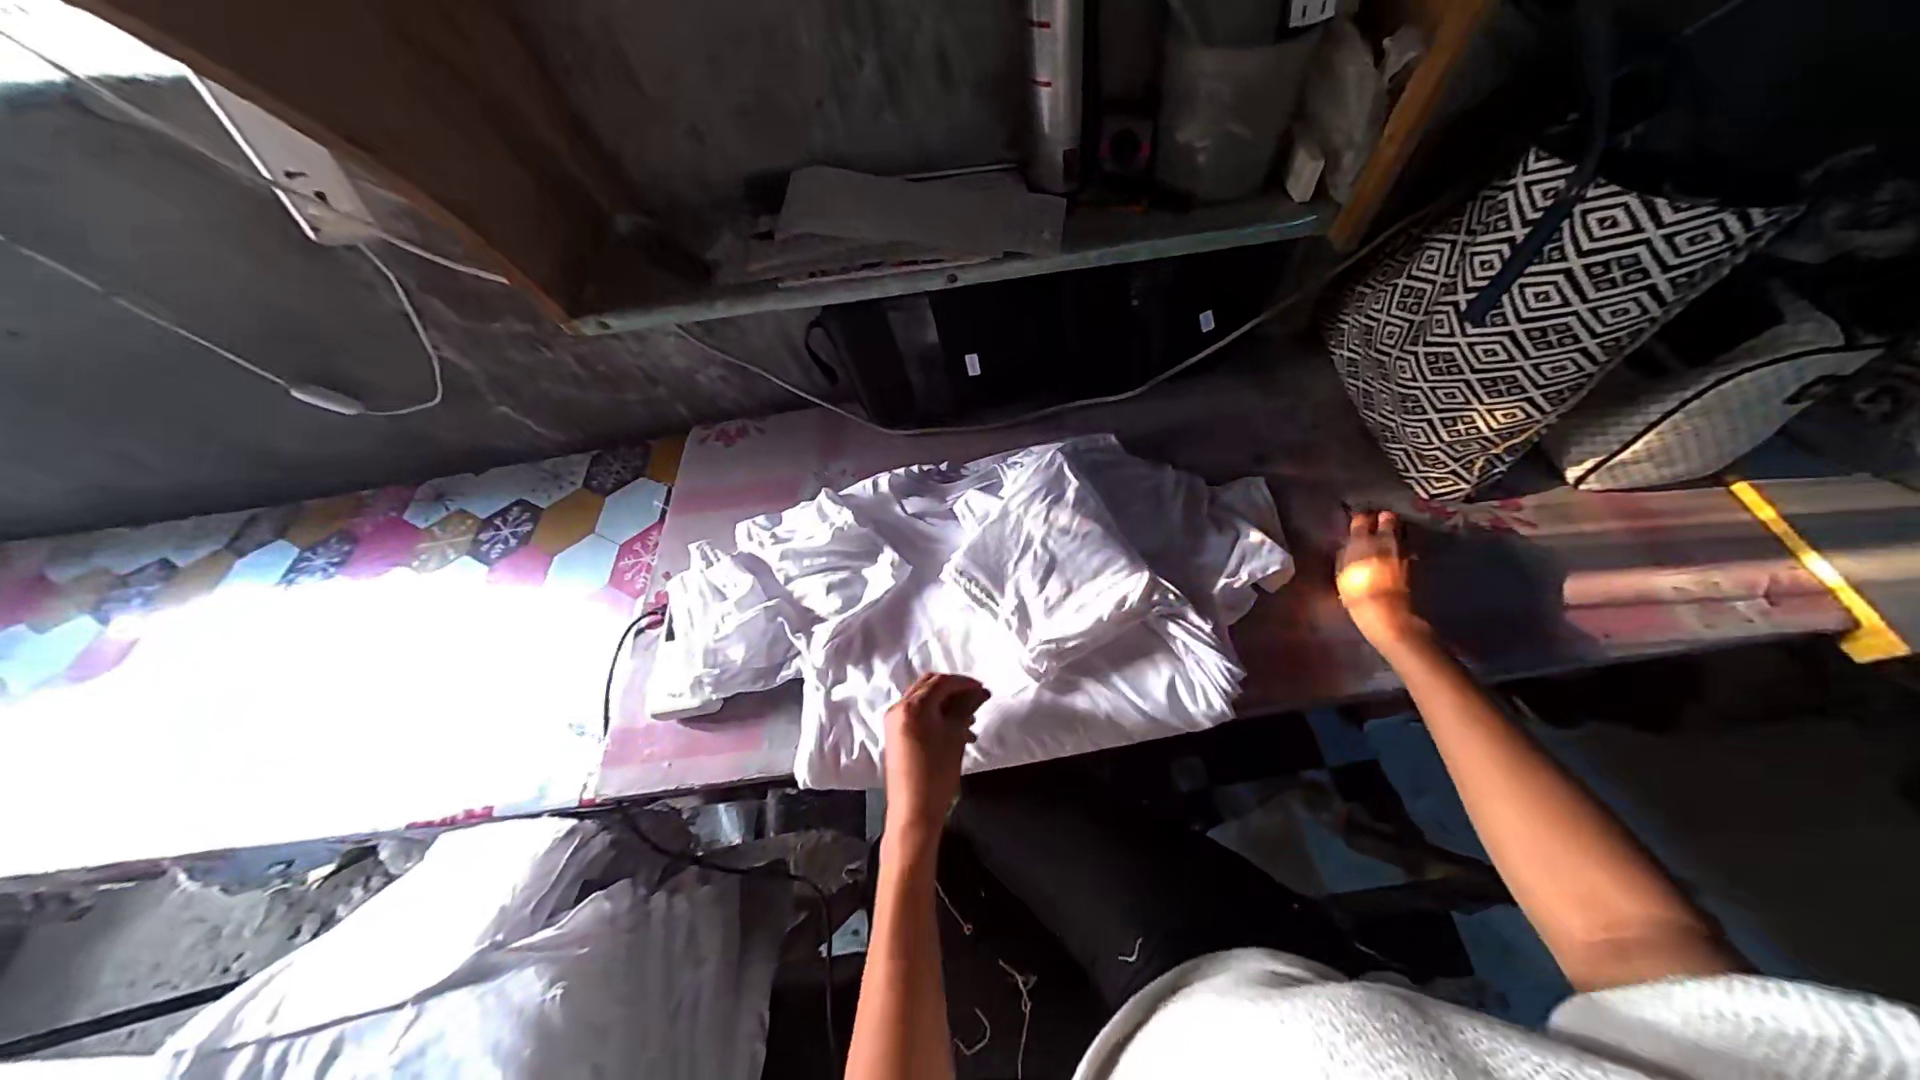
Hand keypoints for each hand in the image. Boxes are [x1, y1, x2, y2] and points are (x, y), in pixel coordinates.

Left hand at [882, 673, 990, 840]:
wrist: (914, 810)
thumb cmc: (937, 773)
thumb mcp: (955, 736)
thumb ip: (966, 708)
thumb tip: (979, 691)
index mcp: (913, 706)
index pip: (941, 682)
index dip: (964, 682)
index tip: (983, 689)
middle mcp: (899, 708)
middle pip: (929, 685)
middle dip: (953, 689)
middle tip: (976, 698)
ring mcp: (894, 721)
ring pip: (923, 700)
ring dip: (946, 703)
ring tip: (969, 719)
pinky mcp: (895, 734)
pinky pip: (917, 714)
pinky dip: (935, 715)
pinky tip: (955, 730)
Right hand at [1336, 510, 1429, 649]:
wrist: (1385, 610)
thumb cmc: (1355, 592)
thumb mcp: (1342, 572)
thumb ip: (1347, 554)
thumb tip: (1350, 546)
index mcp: (1362, 540)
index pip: (1361, 520)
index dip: (1360, 518)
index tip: (1358, 519)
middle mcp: (1384, 540)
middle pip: (1387, 519)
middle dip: (1383, 518)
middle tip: (1378, 520)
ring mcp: (1401, 550)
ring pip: (1400, 531)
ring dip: (1394, 530)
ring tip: (1388, 534)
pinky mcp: (1412, 562)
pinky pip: (1405, 546)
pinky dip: (1400, 545)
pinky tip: (1395, 551)